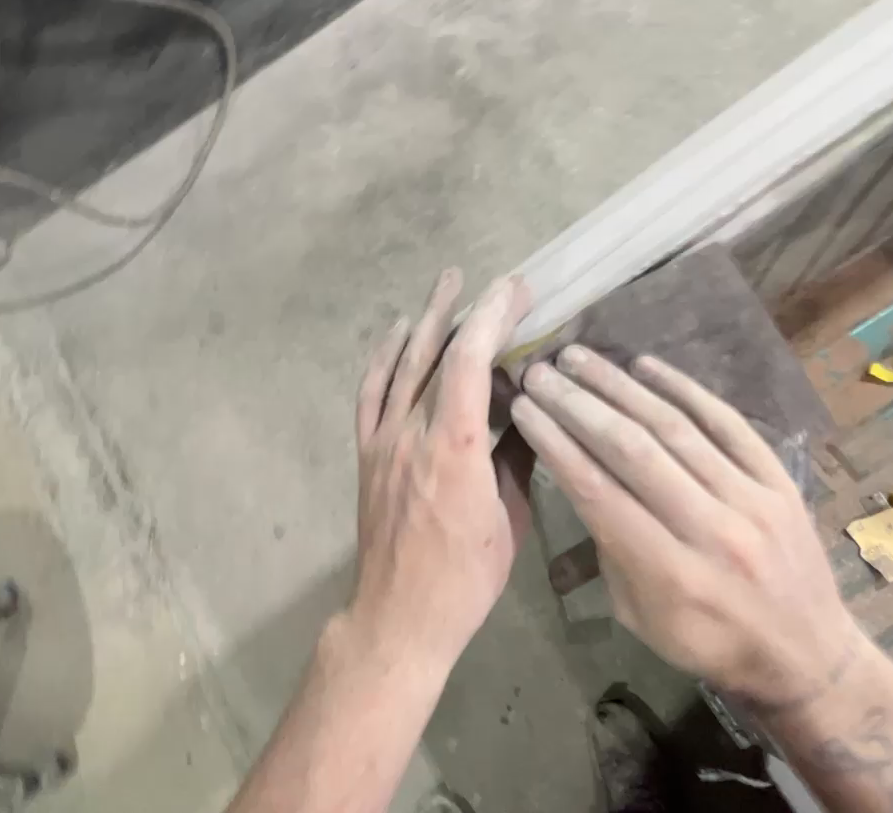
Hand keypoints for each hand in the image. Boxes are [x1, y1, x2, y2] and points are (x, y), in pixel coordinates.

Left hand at [345, 269, 534, 674]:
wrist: (398, 613)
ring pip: (401, 365)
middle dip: (465, 310)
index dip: (491, 317)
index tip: (515, 290)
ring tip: (444, 285)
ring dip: (425, 321)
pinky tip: (397, 333)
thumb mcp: (509, 520)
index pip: (469, 361)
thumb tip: (527, 413)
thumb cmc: (465, 576)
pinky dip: (383, 357)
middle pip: (435, 354)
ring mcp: (382, 439)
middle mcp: (411, 431)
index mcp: (454, 447)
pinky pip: (370, 392)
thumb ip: (517, 460)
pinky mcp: (366, 451)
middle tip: (487, 278)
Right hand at [510, 348, 866, 708]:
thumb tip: (577, 473)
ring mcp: (751, 500)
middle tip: (539, 372)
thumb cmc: (706, 640)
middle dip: (576, 404)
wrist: (809, 657)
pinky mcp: (778, 481)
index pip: (598, 490)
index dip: (555, 442)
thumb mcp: (637, 613)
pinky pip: (727, 423)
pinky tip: (644, 364)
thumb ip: (608, 545)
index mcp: (669, 573)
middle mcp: (711, 530)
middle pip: (632, 450)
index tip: (522, 406)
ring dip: (617, 386)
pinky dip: (683, 388)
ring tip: (576, 357)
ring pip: (673, 427)